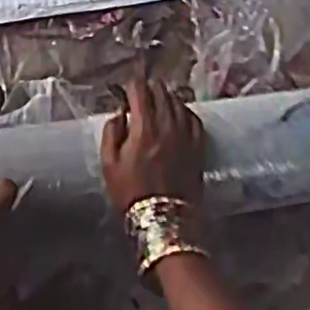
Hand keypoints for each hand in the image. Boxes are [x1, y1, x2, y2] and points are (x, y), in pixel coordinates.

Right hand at [101, 79, 206, 215]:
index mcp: (144, 127)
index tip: (127, 91)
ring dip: (166, 98)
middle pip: (161, 90)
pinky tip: (178, 116)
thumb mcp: (109, 164)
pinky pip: (194, 118)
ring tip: (158, 105)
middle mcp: (168, 124)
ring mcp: (187, 134)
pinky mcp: (199, 146)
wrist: (165, 224)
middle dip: (149, 89)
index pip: (140, 89)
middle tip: (141, 98)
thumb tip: (120, 113)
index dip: (132, 85)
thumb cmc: (132, 194)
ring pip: (178, 100)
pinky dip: (184, 111)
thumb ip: (111, 132)